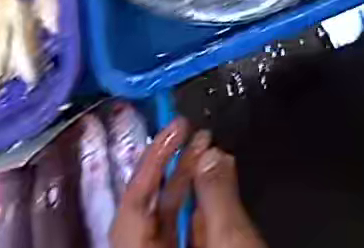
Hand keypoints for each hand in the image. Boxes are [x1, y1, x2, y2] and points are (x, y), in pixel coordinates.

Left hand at [111, 118, 265, 247]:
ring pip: (168, 222)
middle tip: (197, 133)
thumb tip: (209, 152)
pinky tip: (219, 184)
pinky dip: (200, 208)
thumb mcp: (230, 239)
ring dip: (190, 184)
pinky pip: (185, 236)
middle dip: (175, 167)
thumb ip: (218, 194)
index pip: (133, 203)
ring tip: (212, 150)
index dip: (153, 160)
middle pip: (150, 209)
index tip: (176, 127)